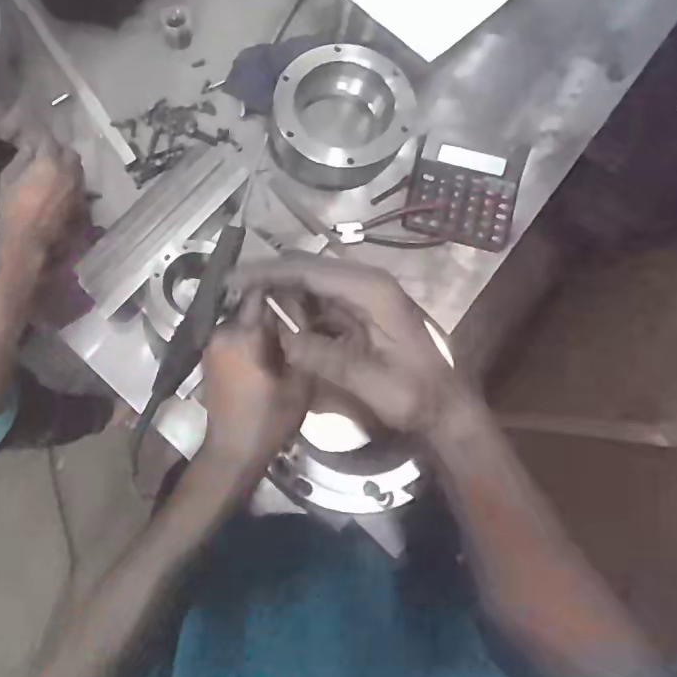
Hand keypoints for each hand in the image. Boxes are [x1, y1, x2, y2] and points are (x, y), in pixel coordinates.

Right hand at [0, 132, 82, 269]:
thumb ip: (21, 159)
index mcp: (50, 163)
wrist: (31, 246)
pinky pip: (80, 188)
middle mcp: (71, 172)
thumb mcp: (8, 180)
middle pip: (69, 152)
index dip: (40, 136)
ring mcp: (81, 189)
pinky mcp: (85, 205)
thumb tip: (30, 147)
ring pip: (78, 170)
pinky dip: (71, 186)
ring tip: (54, 176)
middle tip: (46, 158)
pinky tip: (60, 194)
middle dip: (58, 151)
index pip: (48, 138)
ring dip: (67, 169)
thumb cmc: (14, 212)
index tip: (33, 137)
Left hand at [200, 293, 309, 471]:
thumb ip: (302, 342)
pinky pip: (231, 336)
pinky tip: (266, 353)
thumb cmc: (268, 419)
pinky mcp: (208, 356)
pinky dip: (247, 339)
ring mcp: (211, 344)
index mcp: (243, 334)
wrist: (231, 451)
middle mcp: (221, 332)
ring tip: (284, 338)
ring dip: (259, 327)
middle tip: (297, 319)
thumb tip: (304, 311)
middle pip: (251, 307)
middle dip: (272, 311)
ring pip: (241, 321)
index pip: (260, 293)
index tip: (300, 289)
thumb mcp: (299, 384)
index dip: (281, 289)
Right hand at [236, 257, 469, 436]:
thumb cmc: (413, 394)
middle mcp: (364, 282)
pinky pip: (319, 300)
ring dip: (280, 289)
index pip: (308, 270)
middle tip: (231, 288)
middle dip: (268, 276)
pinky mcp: (359, 310)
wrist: (445, 408)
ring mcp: (362, 295)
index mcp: (369, 289)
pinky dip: (295, 305)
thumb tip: (281, 337)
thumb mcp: (366, 380)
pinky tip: (274, 316)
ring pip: (310, 282)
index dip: (267, 272)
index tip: (233, 278)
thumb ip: (322, 356)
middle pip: (306, 268)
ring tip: (244, 299)